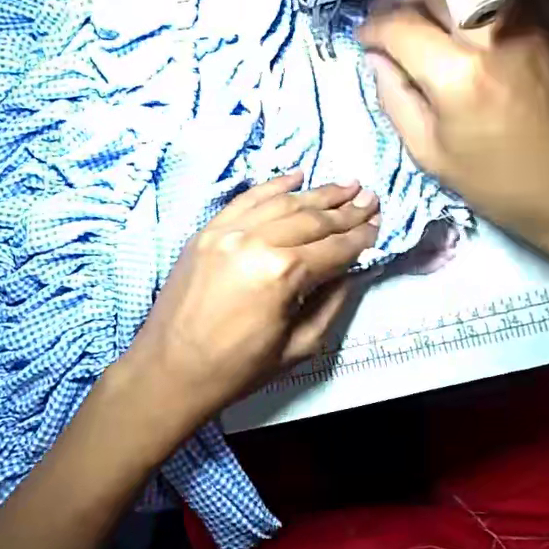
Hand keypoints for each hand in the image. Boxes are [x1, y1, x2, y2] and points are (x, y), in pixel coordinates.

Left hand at [120, 174, 378, 430]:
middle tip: (371, 198)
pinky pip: (246, 199)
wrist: (168, 371)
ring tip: (345, 185)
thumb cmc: (238, 369)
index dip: (361, 237)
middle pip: (313, 220)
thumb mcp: (298, 346)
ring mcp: (227, 232)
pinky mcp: (207, 231)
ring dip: (318, 193)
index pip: (334, 248)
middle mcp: (256, 242)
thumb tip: (352, 270)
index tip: (380, 223)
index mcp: (283, 275)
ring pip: (283, 203)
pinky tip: (297, 176)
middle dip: (346, 210)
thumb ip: (331, 302)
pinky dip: (273, 186)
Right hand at [358, 0, 548, 262]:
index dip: (372, 28)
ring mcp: (535, 17)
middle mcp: (496, 31)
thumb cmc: (505, 184)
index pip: (399, 25)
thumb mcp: (433, 157)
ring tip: (440, 10)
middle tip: (402, 24)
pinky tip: (481, 5)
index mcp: (458, 77)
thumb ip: (396, 101)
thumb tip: (378, 58)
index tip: (368, 40)